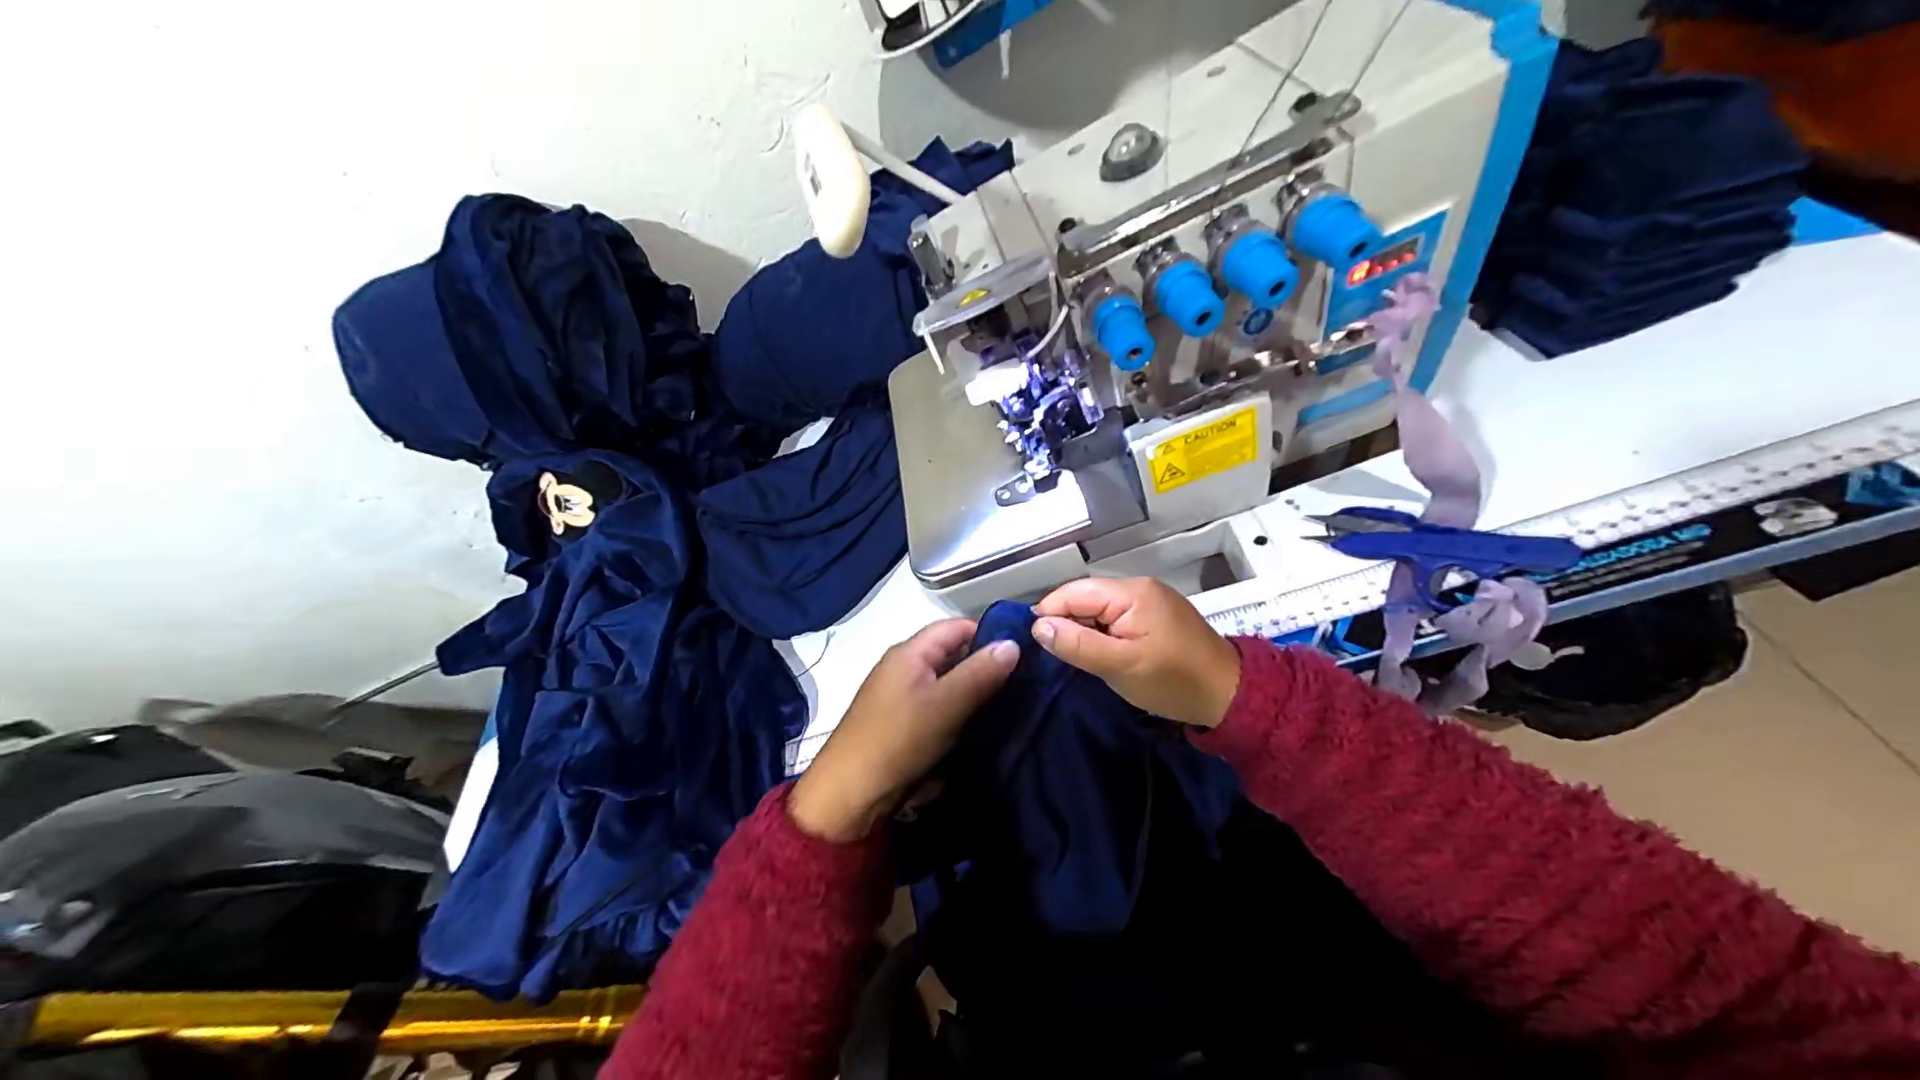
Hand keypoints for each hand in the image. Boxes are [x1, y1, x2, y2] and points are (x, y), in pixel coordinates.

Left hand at [788, 619, 1018, 841]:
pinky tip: (981, 723)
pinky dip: (959, 710)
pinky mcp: (902, 722)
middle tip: (1024, 681)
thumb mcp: (946, 704)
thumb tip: (1014, 643)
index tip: (1023, 653)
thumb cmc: (898, 739)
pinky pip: (938, 705)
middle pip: (952, 653)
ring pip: (947, 681)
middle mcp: (904, 666)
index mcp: (910, 651)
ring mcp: (901, 695)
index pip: (956, 627)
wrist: (851, 792)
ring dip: (973, 690)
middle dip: (985, 664)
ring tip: (1010, 702)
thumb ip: (980, 672)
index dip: (989, 634)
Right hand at [1031, 577, 1240, 727]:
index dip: (1049, 614)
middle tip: (1057, 657)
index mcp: (1131, 592)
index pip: (1072, 592)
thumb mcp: (1120, 666)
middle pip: (1084, 598)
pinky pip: (1114, 617)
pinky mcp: (1154, 615)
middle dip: (1066, 623)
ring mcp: (1148, 600)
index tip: (1036, 644)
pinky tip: (1100, 654)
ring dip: (1083, 630)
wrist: (1229, 695)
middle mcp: (1138, 587)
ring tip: (1077, 657)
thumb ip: (1077, 644)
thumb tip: (1038, 626)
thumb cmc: (1174, 681)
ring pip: (1098, 609)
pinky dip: (1101, 633)